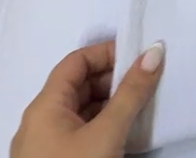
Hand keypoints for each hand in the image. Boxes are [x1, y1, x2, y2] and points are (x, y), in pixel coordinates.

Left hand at [11, 39, 164, 157]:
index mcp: (44, 107)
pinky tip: (128, 132)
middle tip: (149, 78)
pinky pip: (81, 132)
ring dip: (113, 102)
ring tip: (144, 102)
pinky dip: (104, 124)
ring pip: (82, 110)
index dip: (108, 52)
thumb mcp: (108, 132)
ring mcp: (45, 148)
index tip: (141, 55)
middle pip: (79, 84)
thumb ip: (132, 91)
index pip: (76, 61)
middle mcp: (40, 123)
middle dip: (115, 78)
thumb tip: (155, 49)